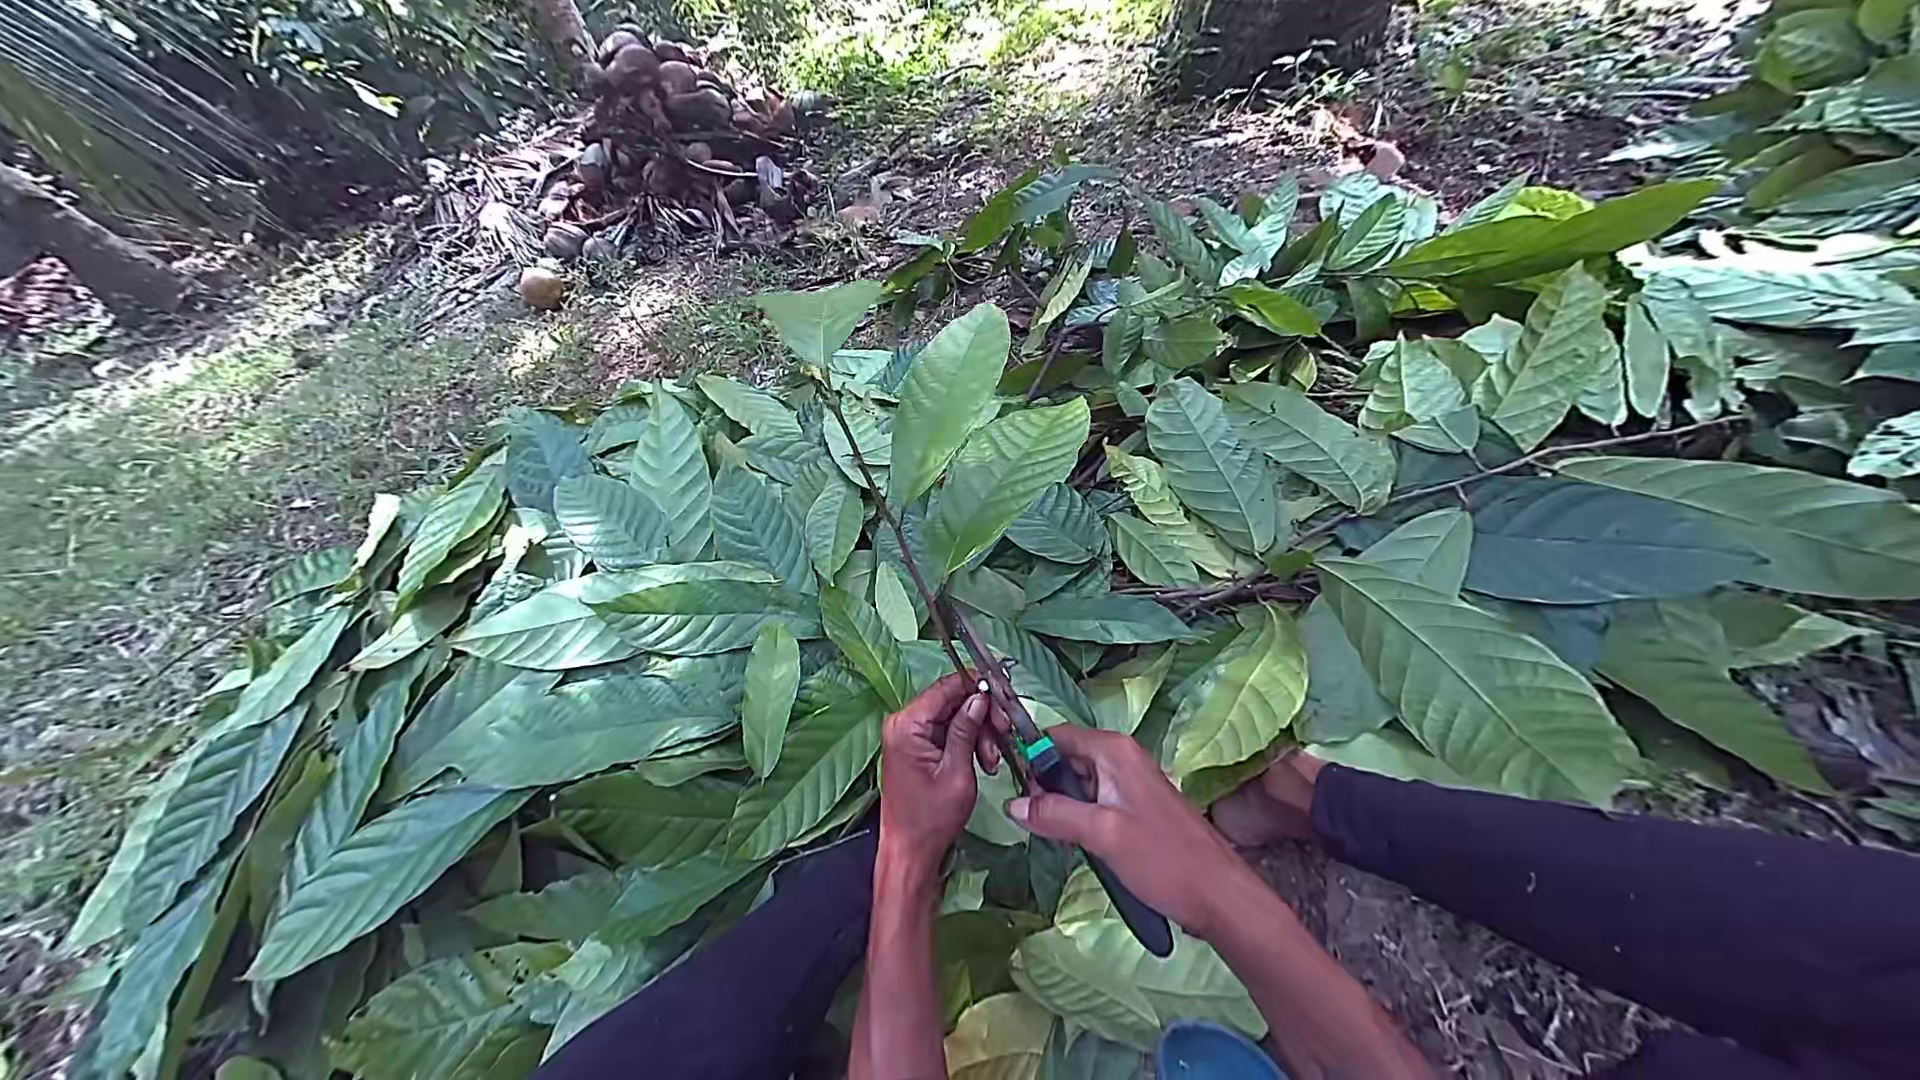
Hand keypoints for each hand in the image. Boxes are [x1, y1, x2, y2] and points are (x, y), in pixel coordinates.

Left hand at [876, 673, 1001, 869]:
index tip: (1003, 691)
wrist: (910, 853)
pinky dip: (967, 741)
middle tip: (1003, 734)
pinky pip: (946, 730)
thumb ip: (966, 730)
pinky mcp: (915, 745)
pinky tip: (982, 761)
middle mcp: (903, 723)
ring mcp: (908, 734)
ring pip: (953, 715)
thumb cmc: (931, 819)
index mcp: (907, 725)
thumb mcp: (956, 772)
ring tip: (990, 760)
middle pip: (951, 700)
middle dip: (981, 716)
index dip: (976, 684)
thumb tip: (980, 697)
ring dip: (978, 732)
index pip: (945, 687)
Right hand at [1005, 725, 1262, 938]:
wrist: (1220, 896)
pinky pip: (1095, 801)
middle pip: (1067, 758)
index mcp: (1114, 750)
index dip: (1032, 754)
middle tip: (1029, 817)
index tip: (1012, 783)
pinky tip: (1074, 842)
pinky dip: (1080, 817)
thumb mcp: (1101, 834)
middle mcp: (1121, 757)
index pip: (1058, 735)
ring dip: (1061, 805)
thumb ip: (1054, 814)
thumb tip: (1012, 804)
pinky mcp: (1135, 807)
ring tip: (1049, 833)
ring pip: (1079, 782)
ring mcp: (1130, 783)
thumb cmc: (1163, 858)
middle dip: (1044, 784)